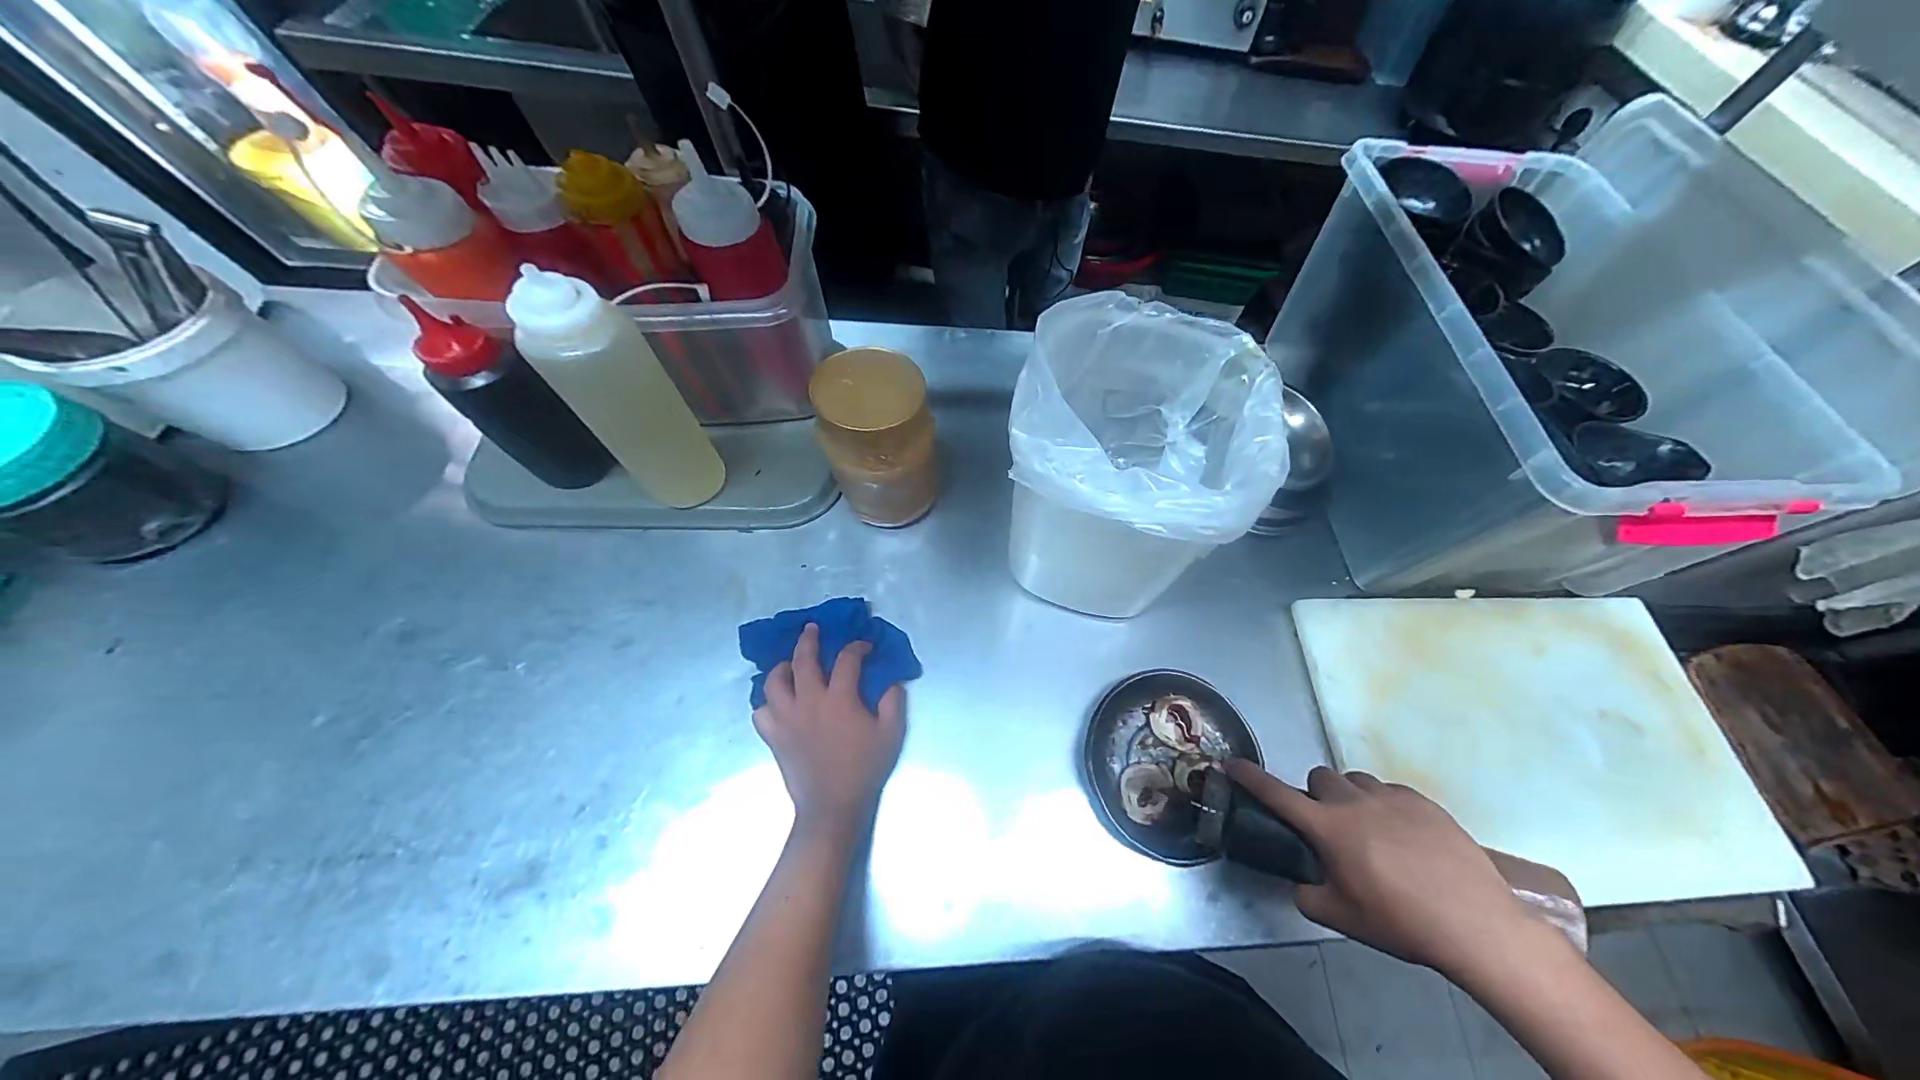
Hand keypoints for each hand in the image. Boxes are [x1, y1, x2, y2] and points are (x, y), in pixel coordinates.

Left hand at [754, 623, 906, 836]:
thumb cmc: (865, 768)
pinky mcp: (773, 736)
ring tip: (790, 664)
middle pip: (803, 660)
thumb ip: (893, 702)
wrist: (832, 805)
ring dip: (782, 667)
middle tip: (812, 629)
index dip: (857, 647)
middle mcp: (808, 700)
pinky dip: (767, 703)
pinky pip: (761, 712)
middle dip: (809, 640)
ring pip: (774, 682)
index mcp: (839, 698)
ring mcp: (786, 718)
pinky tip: (778, 703)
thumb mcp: (891, 734)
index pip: (847, 659)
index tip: (865, 646)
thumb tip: (891, 682)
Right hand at [1227, 760, 1546, 980]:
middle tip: (1329, 826)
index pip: (1276, 794)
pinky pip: (1390, 790)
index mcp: (1328, 828)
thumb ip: (1307, 894)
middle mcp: (1354, 803)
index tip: (1233, 764)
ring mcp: (1392, 798)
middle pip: (1319, 777)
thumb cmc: (1402, 923)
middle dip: (1315, 796)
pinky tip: (1403, 835)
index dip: (1250, 777)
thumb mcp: (1342, 919)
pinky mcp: (1424, 802)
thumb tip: (1302, 882)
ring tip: (1368, 828)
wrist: (1478, 925)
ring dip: (1350, 797)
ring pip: (1355, 780)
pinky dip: (1385, 805)